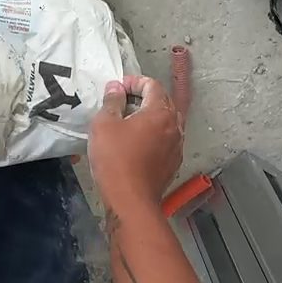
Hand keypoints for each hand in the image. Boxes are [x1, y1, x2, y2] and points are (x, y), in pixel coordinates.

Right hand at [89, 75, 183, 215]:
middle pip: (163, 101)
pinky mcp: (173, 163)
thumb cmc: (115, 159)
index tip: (118, 88)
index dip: (134, 81)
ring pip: (167, 121)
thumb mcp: (104, 124)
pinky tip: (140, 142)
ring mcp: (177, 146)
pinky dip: (155, 133)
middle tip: (123, 101)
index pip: (152, 85)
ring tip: (130, 121)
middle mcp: (174, 126)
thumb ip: (112, 101)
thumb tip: (116, 87)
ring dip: (151, 116)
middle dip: (144, 96)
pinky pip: (167, 139)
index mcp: (159, 112)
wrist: (130, 200)